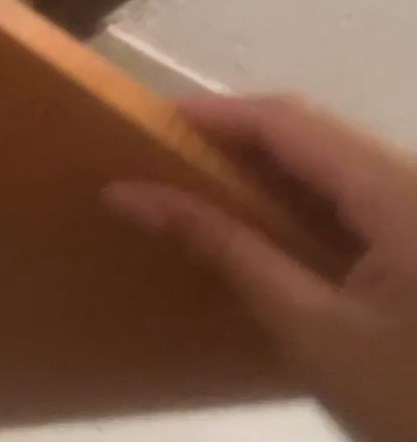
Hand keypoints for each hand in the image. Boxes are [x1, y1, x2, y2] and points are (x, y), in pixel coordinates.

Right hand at [104, 96, 416, 441]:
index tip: (145, 122)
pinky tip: (282, 224)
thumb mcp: (307, 324)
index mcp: (406, 202)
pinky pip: (376, 193)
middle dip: (240, 138)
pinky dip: (315, 195)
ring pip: (349, 161)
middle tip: (169, 159)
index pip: (291, 123)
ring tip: (212, 188)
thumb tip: (122, 192)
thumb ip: (219, 245)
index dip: (215, 113)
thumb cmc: (413, 398)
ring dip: (275, 166)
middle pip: (322, 134)